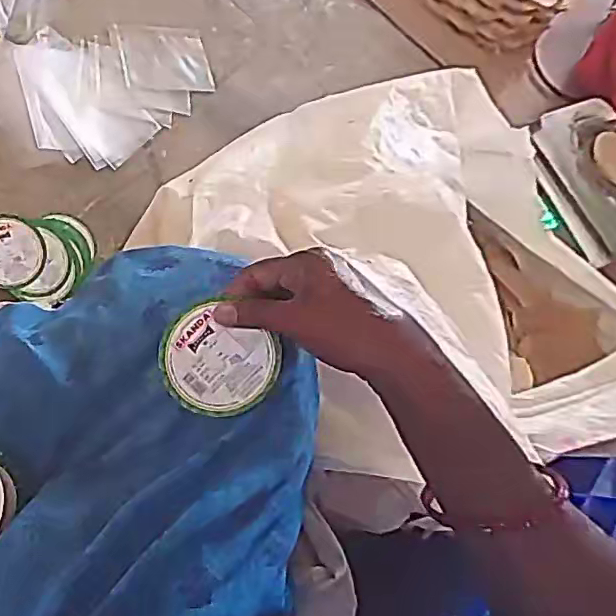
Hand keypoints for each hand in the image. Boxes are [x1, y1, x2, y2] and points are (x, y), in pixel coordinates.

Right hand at [213, 248, 443, 384]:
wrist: (395, 353)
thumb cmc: (342, 331)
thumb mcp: (292, 321)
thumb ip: (254, 314)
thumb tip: (220, 311)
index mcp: (308, 261)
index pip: (259, 270)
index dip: (236, 291)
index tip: (221, 312)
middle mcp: (324, 263)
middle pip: (276, 278)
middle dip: (255, 300)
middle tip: (237, 323)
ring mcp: (340, 279)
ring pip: (294, 290)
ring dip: (274, 308)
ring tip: (260, 330)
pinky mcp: (350, 298)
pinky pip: (310, 299)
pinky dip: (293, 312)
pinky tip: (289, 331)